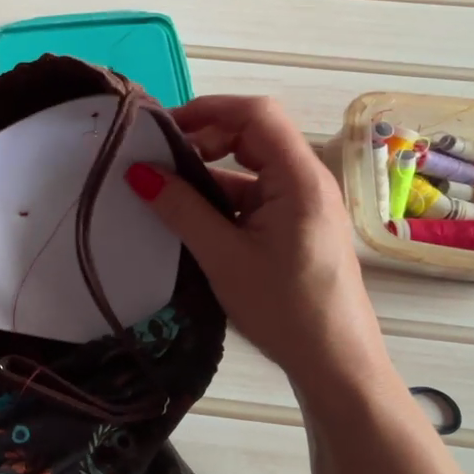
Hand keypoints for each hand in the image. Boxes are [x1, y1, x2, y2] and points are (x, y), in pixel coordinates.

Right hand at [124, 96, 388, 389]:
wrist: (336, 364)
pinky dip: (218, 198)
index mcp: (300, 179)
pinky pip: (252, 195)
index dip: (208, 109)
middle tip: (156, 160)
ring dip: (207, 172)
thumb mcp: (222, 257)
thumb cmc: (284, 308)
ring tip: (161, 190)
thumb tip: (137, 172)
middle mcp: (306, 181)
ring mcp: (302, 204)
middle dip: (202, 138)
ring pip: (249, 167)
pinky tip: (187, 218)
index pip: (257, 114)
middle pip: (253, 134)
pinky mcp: (294, 225)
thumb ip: (180, 208)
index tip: (162, 129)